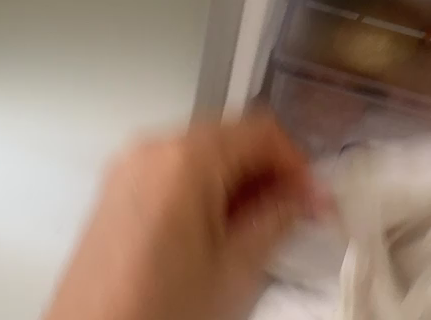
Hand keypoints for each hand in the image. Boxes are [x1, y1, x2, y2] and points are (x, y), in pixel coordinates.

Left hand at [44, 118, 316, 319]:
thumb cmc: (150, 314)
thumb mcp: (233, 270)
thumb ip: (277, 219)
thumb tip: (304, 196)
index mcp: (184, 157)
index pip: (260, 130)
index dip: (296, 163)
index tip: (314, 197)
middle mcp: (152, 148)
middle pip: (231, 135)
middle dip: (267, 172)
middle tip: (295, 213)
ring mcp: (129, 167)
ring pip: (204, 152)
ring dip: (238, 180)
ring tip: (258, 228)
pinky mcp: (117, 189)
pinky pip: (174, 169)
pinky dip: (203, 188)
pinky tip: (217, 230)